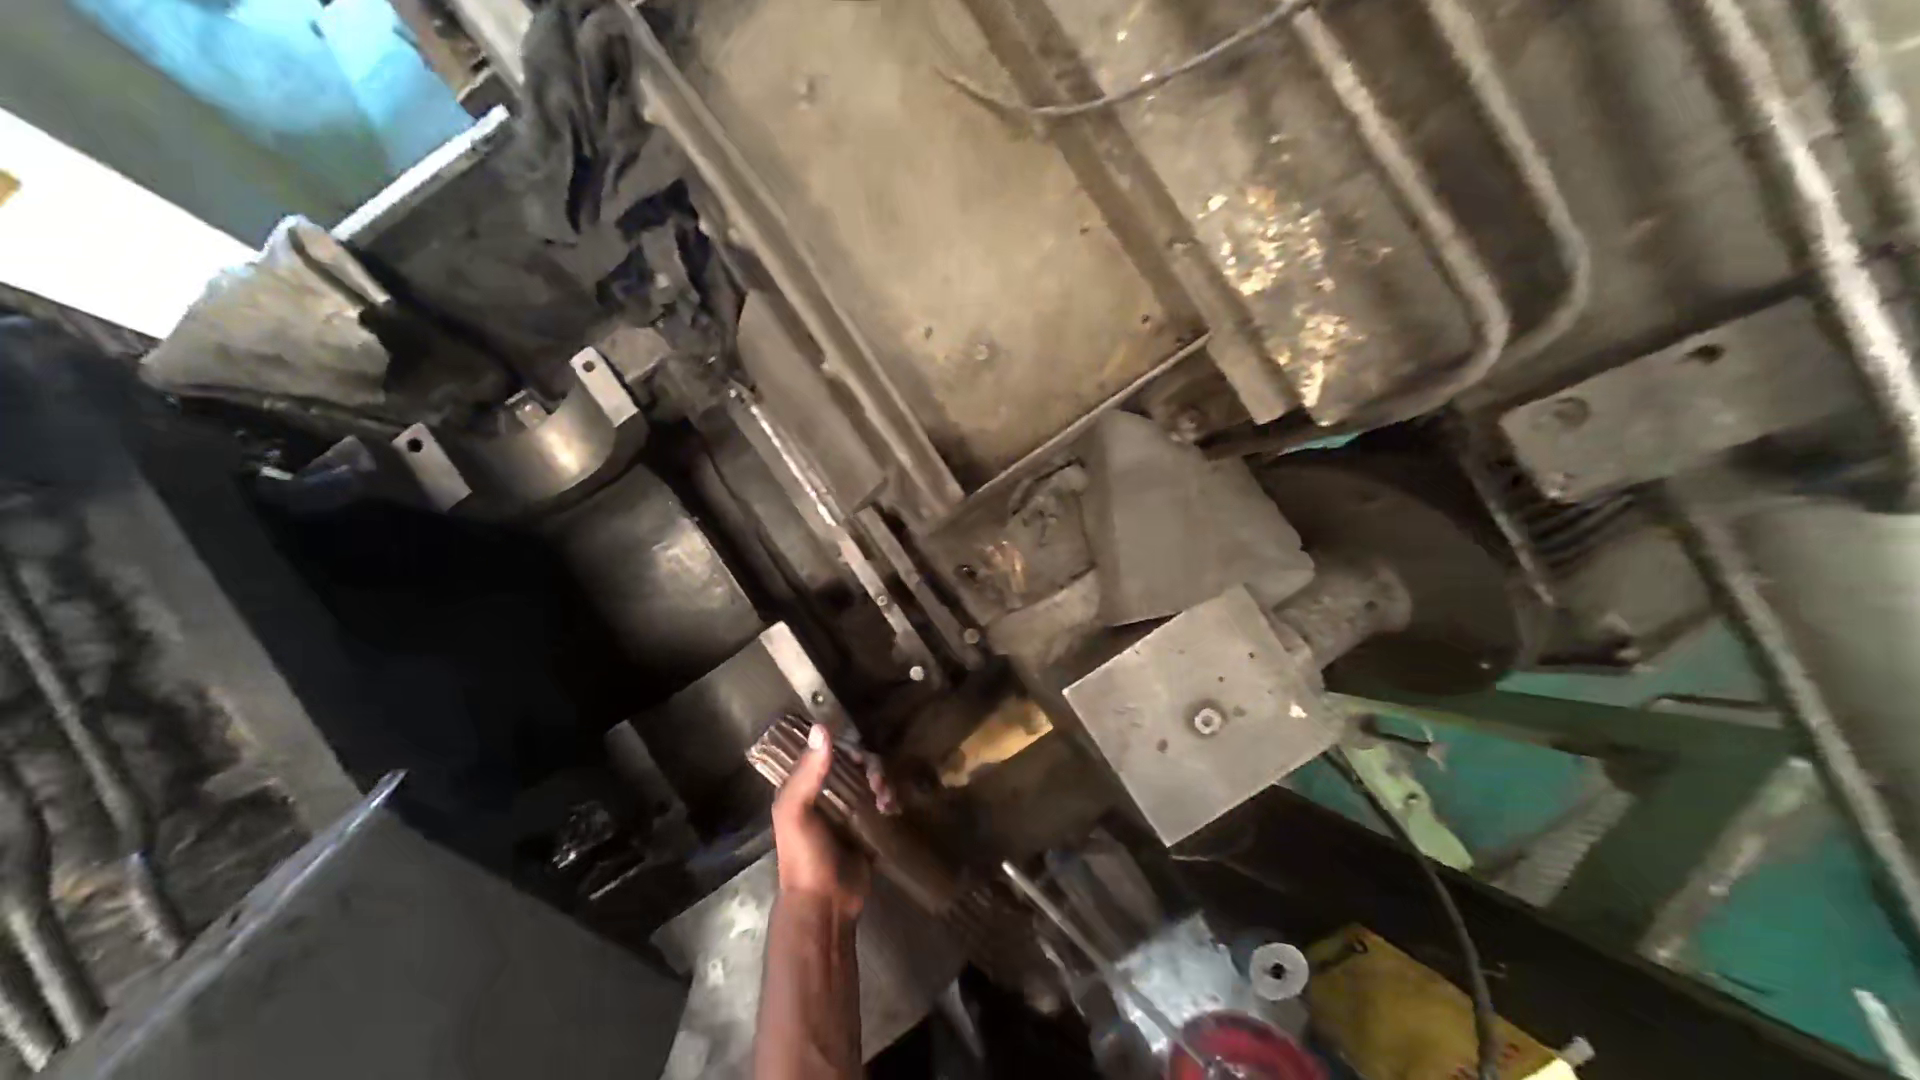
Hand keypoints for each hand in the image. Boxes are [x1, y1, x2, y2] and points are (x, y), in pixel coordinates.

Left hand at [771, 724, 874, 918]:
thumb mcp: (795, 812)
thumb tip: (822, 728)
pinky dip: (889, 798)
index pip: (825, 750)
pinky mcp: (866, 824)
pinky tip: (891, 809)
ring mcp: (847, 808)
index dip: (843, 745)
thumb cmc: (804, 856)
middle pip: (853, 762)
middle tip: (877, 782)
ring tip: (885, 799)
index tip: (858, 754)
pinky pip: (882, 799)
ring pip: (870, 778)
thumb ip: (807, 772)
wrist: (824, 905)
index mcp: (802, 786)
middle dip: (869, 766)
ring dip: (882, 781)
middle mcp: (824, 792)